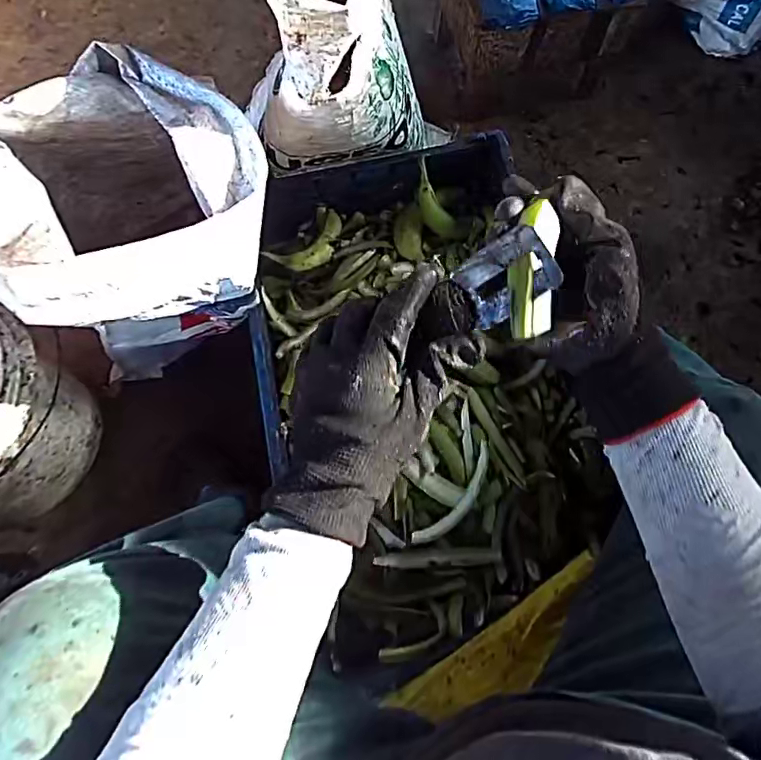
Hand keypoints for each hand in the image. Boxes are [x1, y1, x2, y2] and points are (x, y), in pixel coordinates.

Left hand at [264, 265, 451, 545]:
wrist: (328, 486)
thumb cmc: (379, 453)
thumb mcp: (416, 414)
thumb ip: (433, 370)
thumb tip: (457, 340)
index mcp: (369, 366)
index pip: (393, 313)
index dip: (414, 289)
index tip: (431, 273)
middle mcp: (337, 357)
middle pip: (361, 309)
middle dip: (385, 302)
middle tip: (408, 309)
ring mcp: (315, 365)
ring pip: (337, 320)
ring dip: (361, 316)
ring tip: (381, 326)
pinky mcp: (303, 375)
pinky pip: (321, 339)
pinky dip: (341, 333)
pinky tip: (355, 346)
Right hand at [504, 174, 640, 375]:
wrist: (607, 345)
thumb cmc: (616, 294)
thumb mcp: (612, 247)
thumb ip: (588, 216)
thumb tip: (559, 186)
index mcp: (571, 231)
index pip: (546, 204)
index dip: (531, 194)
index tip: (518, 190)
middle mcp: (546, 247)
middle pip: (518, 219)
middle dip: (509, 209)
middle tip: (508, 211)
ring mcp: (527, 271)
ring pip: (502, 242)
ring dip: (498, 232)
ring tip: (501, 231)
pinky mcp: (513, 297)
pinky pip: (492, 276)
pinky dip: (487, 264)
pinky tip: (491, 256)